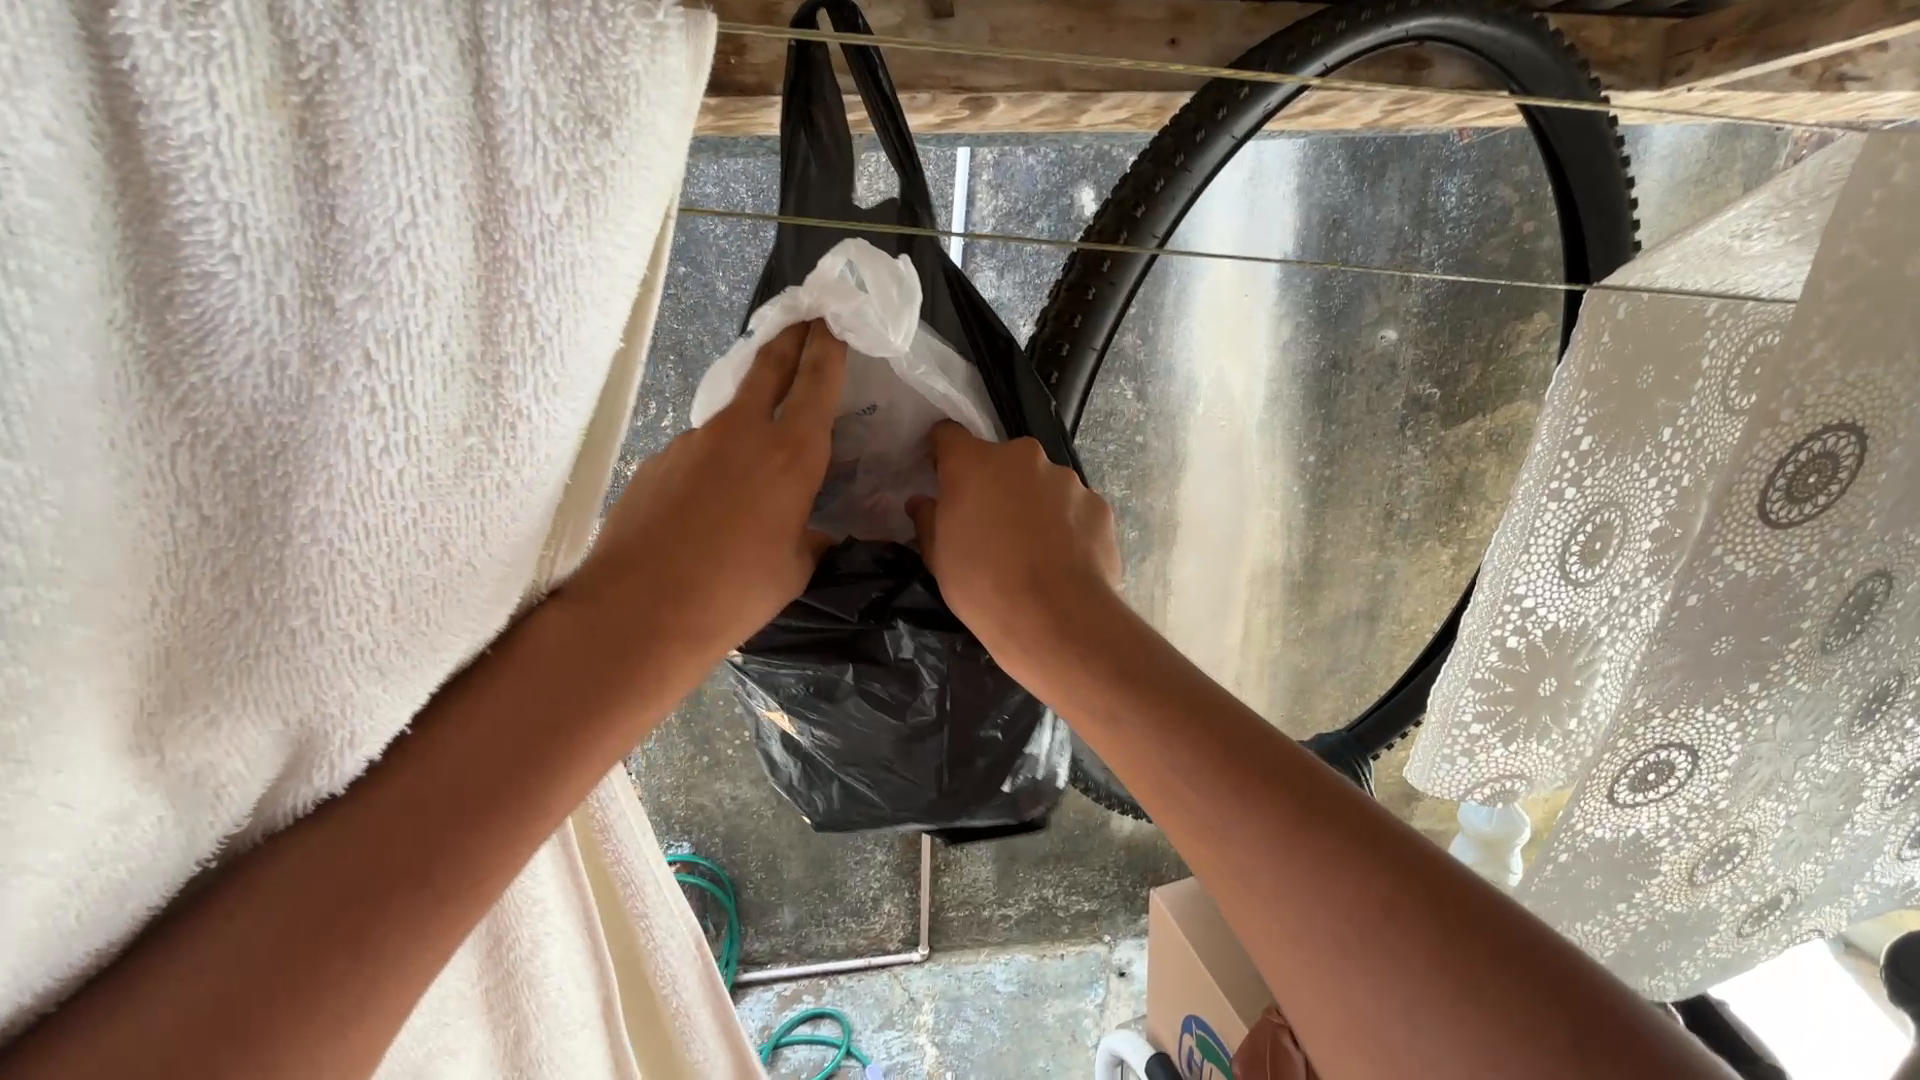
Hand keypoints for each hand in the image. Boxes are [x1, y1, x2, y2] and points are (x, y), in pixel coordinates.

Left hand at [567, 320, 845, 665]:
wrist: (639, 609)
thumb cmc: (735, 592)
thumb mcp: (795, 569)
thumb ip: (811, 537)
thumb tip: (816, 531)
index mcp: (791, 454)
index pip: (816, 383)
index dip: (827, 348)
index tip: (831, 321)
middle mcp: (742, 433)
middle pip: (769, 367)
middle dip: (790, 339)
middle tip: (802, 320)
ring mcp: (693, 442)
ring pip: (731, 414)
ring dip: (750, 414)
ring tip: (758, 446)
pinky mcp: (658, 461)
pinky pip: (698, 451)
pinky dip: (714, 461)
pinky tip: (710, 501)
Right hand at [908, 421, 1121, 686]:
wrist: (1055, 618)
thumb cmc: (982, 585)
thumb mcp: (938, 558)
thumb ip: (929, 520)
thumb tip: (922, 502)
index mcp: (975, 463)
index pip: (949, 435)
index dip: (944, 454)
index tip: (944, 478)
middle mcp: (1023, 458)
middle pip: (1002, 461)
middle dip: (996, 486)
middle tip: (992, 528)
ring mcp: (1067, 479)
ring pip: (1043, 484)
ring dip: (1035, 505)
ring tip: (1035, 552)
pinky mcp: (1099, 506)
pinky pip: (1075, 509)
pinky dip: (1067, 527)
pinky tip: (1064, 562)